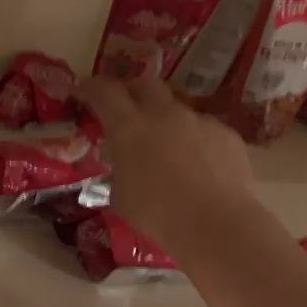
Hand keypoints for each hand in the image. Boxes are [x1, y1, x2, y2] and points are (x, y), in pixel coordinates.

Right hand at [77, 76, 260, 246]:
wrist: (214, 221)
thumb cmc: (155, 212)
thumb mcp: (120, 195)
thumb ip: (120, 170)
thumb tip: (125, 167)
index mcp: (130, 128)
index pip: (106, 93)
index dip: (91, 87)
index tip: (81, 90)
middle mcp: (164, 115)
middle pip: (146, 85)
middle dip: (130, 91)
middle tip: (123, 108)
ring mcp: (199, 121)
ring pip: (175, 109)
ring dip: (163, 120)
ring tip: (162, 148)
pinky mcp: (225, 134)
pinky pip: (202, 130)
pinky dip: (191, 140)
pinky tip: (193, 166)